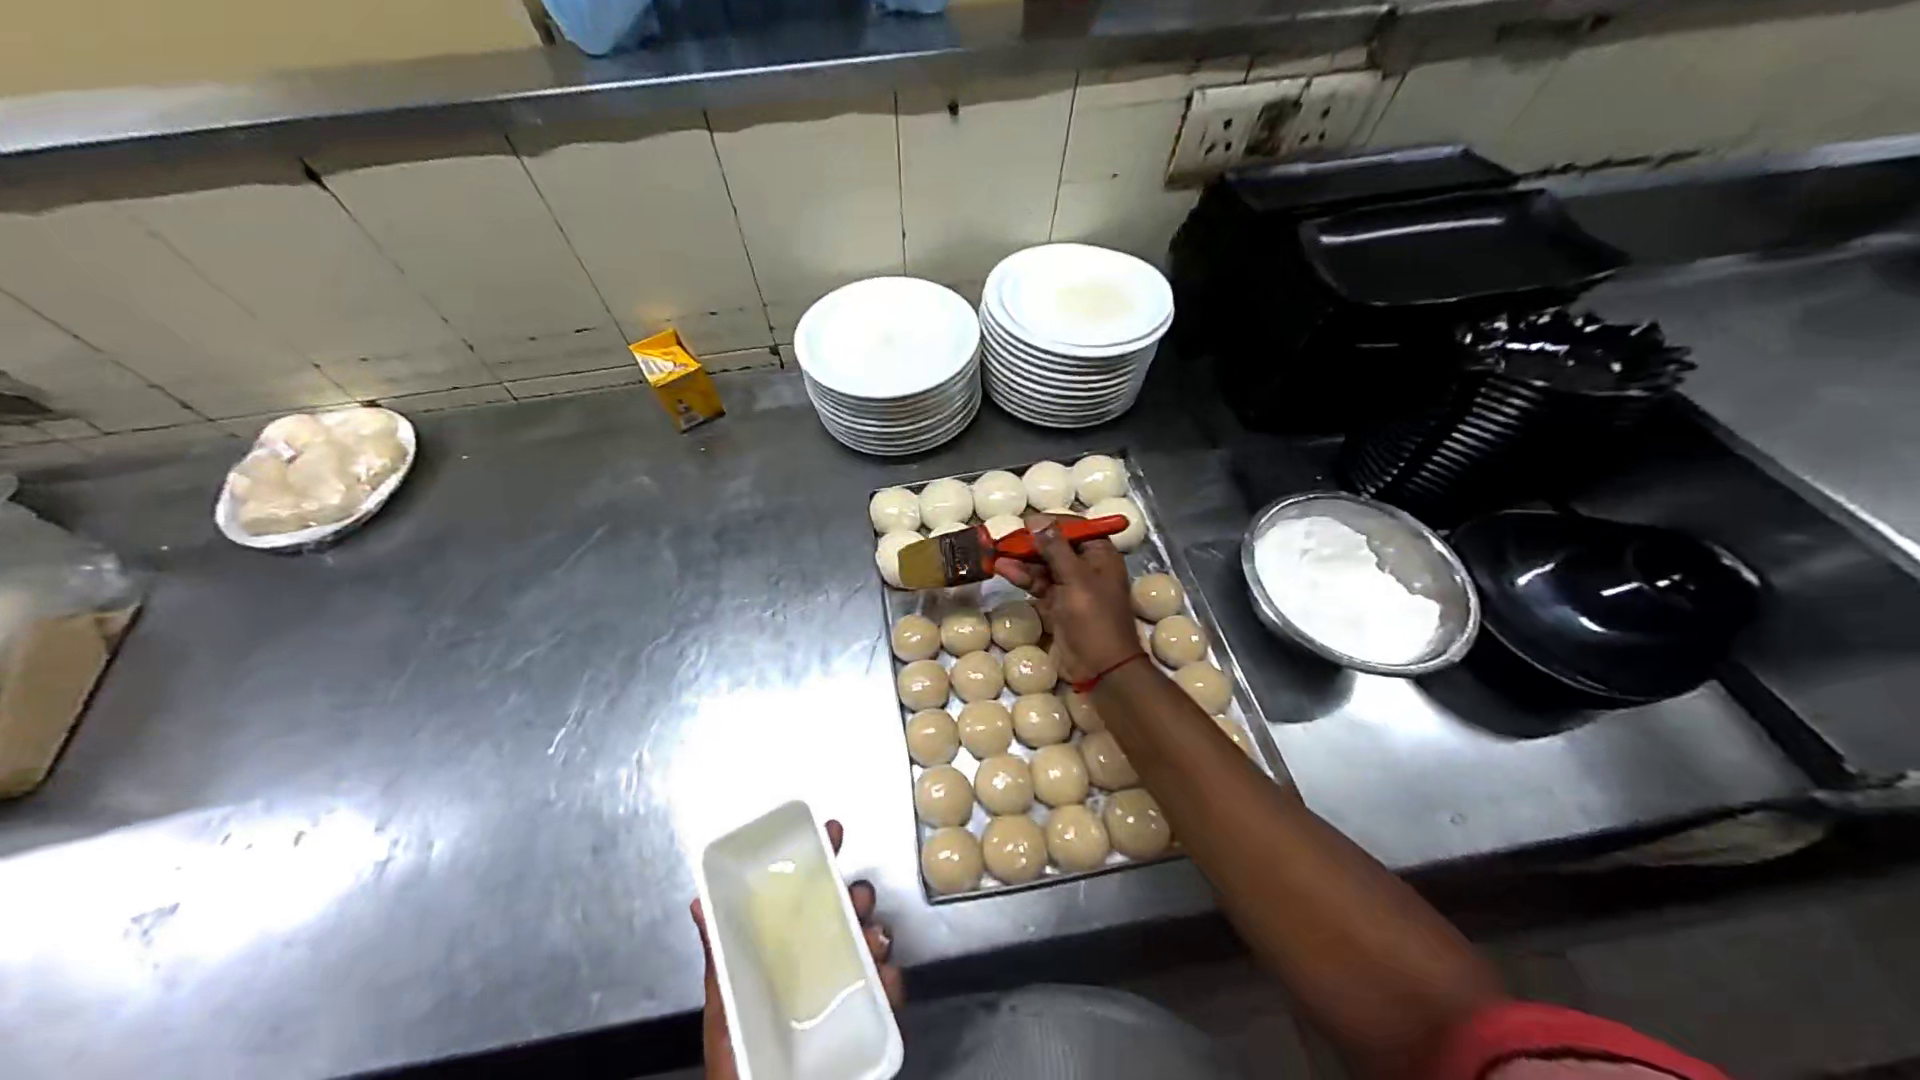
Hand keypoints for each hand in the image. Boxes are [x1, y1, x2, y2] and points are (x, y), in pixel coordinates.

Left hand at [689, 820, 903, 1079]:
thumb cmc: (739, 1060)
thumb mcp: (725, 1006)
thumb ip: (720, 957)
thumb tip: (699, 902)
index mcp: (784, 951)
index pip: (804, 896)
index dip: (822, 860)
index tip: (834, 832)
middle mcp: (817, 963)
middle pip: (846, 914)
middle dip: (857, 896)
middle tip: (857, 896)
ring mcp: (844, 991)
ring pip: (872, 945)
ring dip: (878, 933)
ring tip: (873, 940)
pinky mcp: (866, 1021)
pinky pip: (888, 992)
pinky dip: (893, 981)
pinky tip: (886, 979)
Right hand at [993, 513, 1140, 682]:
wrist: (1101, 667)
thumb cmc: (1094, 617)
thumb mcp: (1075, 578)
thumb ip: (1055, 548)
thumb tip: (1037, 521)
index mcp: (1100, 554)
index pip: (1074, 528)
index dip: (1049, 523)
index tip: (1024, 522)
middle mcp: (1087, 566)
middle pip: (1055, 546)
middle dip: (1030, 542)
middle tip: (1003, 538)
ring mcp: (1071, 586)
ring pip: (1043, 566)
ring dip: (1021, 560)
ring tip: (995, 553)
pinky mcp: (1058, 604)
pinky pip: (1038, 584)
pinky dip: (1022, 577)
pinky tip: (1003, 569)